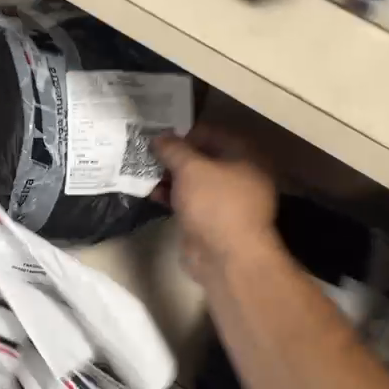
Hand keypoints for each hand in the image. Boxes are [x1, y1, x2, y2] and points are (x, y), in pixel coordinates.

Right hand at [152, 127, 282, 284]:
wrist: (226, 255)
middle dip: (174, 157)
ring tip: (144, 173)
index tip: (159, 137)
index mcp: (245, 157)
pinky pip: (190, 200)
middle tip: (147, 154)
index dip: (185, 133)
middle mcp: (240, 176)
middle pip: (202, 158)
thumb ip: (173, 149)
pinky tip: (152, 194)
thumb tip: (159, 137)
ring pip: (194, 181)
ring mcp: (226, 200)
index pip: (213, 134)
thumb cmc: (215, 204)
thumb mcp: (191, 169)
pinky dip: (172, 196)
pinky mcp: (211, 219)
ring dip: (170, 177)